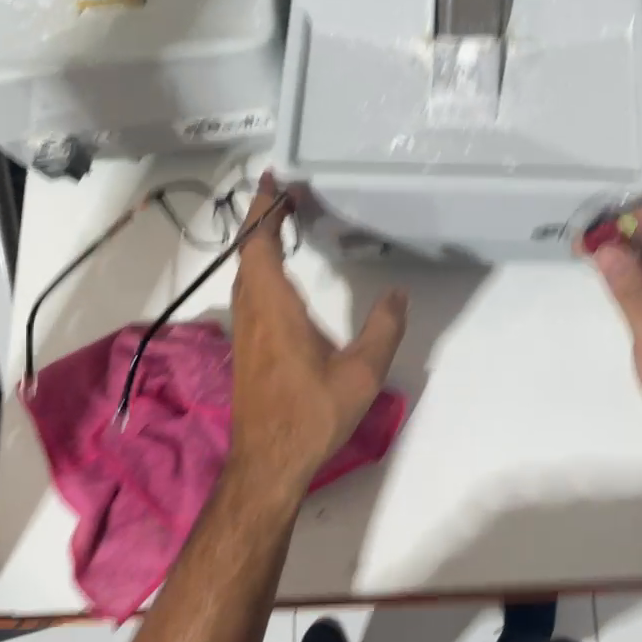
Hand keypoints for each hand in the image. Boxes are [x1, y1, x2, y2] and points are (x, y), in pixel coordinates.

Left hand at [229, 175, 407, 491]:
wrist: (269, 461)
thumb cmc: (312, 415)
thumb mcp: (362, 372)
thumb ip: (383, 328)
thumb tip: (397, 293)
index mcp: (274, 307)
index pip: (259, 242)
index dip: (264, 207)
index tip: (274, 179)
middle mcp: (252, 312)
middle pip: (247, 251)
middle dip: (262, 217)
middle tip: (287, 194)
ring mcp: (244, 331)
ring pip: (244, 273)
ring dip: (259, 243)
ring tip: (283, 223)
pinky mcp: (245, 348)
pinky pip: (248, 292)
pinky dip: (259, 268)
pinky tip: (280, 277)